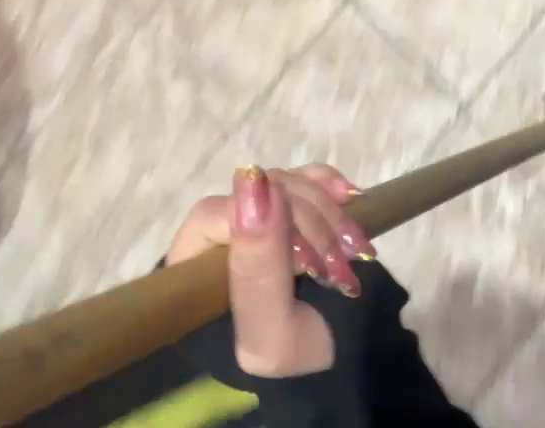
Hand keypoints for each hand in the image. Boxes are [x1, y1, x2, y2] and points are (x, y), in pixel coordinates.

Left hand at [166, 164, 376, 376]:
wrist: (350, 365)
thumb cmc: (301, 363)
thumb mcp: (273, 331)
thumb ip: (257, 265)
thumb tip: (252, 182)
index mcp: (191, 276)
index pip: (215, 215)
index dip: (263, 220)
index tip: (309, 252)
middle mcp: (219, 244)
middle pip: (254, 194)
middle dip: (306, 216)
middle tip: (339, 253)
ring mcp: (260, 225)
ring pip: (284, 183)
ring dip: (326, 207)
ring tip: (353, 243)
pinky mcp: (295, 214)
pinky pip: (307, 179)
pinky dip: (332, 186)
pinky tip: (351, 200)